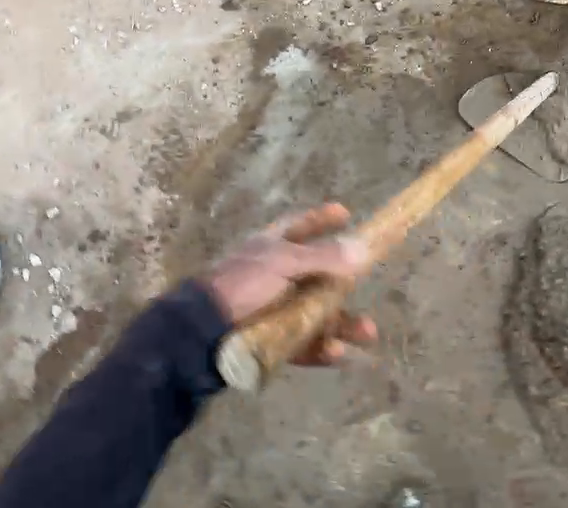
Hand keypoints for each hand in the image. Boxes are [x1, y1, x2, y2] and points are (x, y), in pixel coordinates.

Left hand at [202, 202, 378, 365]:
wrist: (198, 336)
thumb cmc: (241, 284)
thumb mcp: (283, 262)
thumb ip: (324, 256)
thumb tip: (363, 248)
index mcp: (274, 247)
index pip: (302, 226)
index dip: (322, 218)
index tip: (346, 213)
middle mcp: (278, 276)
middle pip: (320, 276)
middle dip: (347, 284)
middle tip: (368, 283)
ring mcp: (276, 309)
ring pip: (318, 315)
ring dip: (344, 323)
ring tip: (368, 333)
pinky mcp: (273, 341)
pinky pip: (305, 344)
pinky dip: (323, 349)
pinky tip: (338, 353)